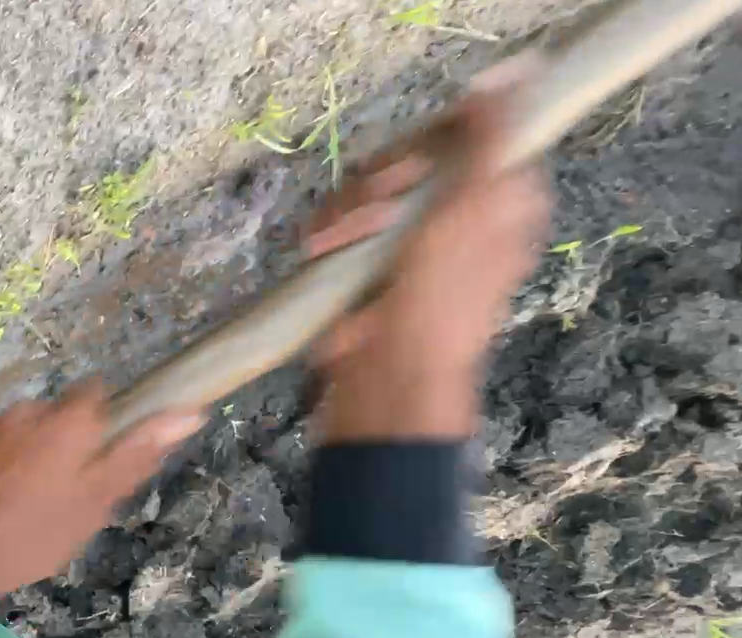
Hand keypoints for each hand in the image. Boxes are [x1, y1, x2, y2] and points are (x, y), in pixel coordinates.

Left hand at [0, 383, 199, 600]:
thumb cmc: (34, 534)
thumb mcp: (95, 502)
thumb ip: (138, 454)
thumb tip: (190, 413)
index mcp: (66, 419)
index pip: (98, 395)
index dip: (104, 425)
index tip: (100, 460)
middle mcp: (24, 411)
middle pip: (58, 416)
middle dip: (66, 444)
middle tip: (65, 492)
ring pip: (24, 433)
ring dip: (31, 455)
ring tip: (28, 502)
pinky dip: (1, 466)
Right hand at [305, 66, 551, 441]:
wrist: (385, 377)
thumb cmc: (438, 303)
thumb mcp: (474, 213)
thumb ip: (488, 141)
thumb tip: (508, 73)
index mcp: (495, 197)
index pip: (468, 135)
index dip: (437, 138)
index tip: (416, 161)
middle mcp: (446, 214)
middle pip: (407, 161)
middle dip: (382, 182)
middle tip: (376, 208)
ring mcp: (394, 242)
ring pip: (362, 194)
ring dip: (345, 212)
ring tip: (334, 241)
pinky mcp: (351, 266)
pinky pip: (330, 229)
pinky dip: (320, 236)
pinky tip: (317, 250)